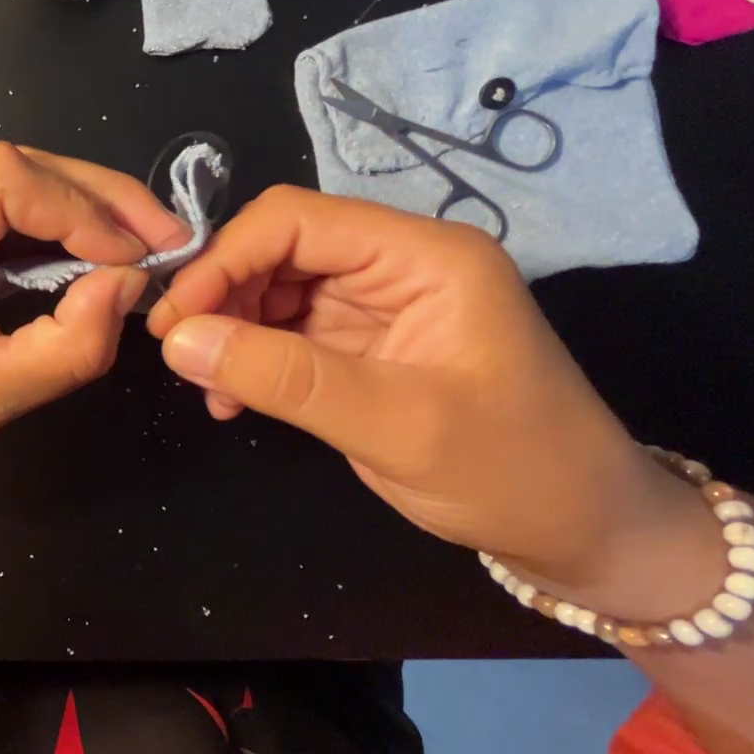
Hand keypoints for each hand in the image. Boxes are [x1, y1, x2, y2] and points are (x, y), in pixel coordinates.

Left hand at [0, 143, 187, 488]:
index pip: (0, 181)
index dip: (78, 208)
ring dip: (81, 203)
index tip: (133, 256)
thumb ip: (70, 344)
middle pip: (10, 166)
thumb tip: (130, 282)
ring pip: (9, 178)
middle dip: (97, 197)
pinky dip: (52, 220)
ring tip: (140, 241)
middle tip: (165, 236)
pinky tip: (92, 247)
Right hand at [145, 186, 716, 618]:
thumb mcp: (394, 424)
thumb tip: (176, 341)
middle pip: (273, 249)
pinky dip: (242, 360)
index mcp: (421, 256)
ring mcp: (370, 305)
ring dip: (225, 333)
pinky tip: (229, 399)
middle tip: (178, 353)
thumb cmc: (511, 470)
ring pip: (265, 290)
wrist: (578, 533)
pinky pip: (274, 333)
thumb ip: (282, 377)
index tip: (175, 319)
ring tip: (209, 388)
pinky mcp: (351, 344)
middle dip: (218, 297)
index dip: (224, 259)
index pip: (295, 221)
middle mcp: (392, 266)